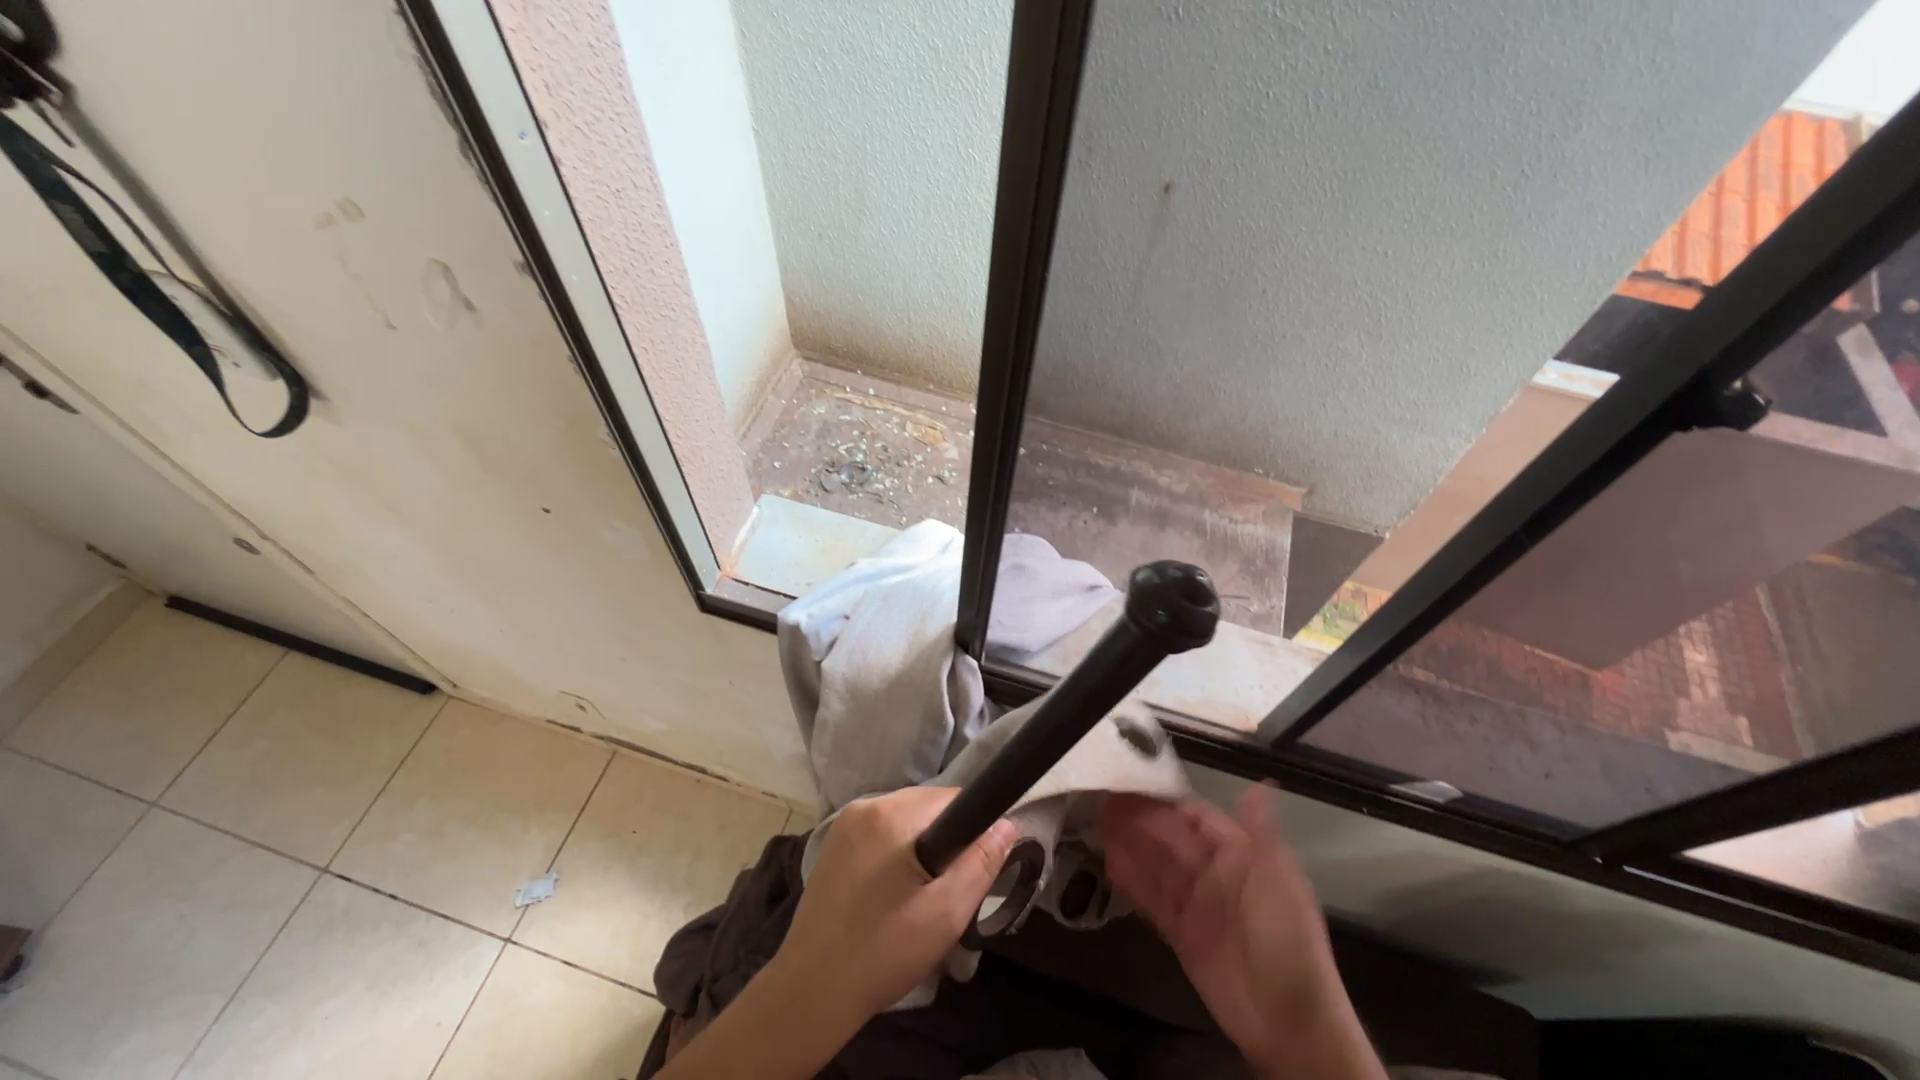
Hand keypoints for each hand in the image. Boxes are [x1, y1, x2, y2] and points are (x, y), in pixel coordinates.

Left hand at [774, 786, 1017, 1021]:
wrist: (811, 992)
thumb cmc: (883, 952)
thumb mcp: (946, 913)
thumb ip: (981, 863)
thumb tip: (1007, 824)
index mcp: (888, 814)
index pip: (953, 799)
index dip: (976, 830)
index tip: (978, 870)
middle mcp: (863, 808)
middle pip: (928, 809)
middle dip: (948, 843)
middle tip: (952, 893)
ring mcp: (843, 827)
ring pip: (905, 825)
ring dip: (924, 852)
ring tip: (925, 900)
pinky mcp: (834, 849)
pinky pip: (882, 838)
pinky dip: (898, 858)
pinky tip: (896, 898)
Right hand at [1100, 785, 1381, 1078]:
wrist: (1287, 1016)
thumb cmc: (1286, 936)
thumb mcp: (1279, 877)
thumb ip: (1260, 830)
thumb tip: (1262, 783)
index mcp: (1241, 855)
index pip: (1197, 818)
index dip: (1166, 802)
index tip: (1132, 784)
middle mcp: (1215, 875)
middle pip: (1170, 840)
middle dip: (1139, 820)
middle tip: (1102, 801)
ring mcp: (1196, 905)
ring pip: (1157, 867)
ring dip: (1129, 846)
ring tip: (1096, 825)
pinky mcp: (1180, 934)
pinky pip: (1152, 902)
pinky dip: (1132, 883)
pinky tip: (1109, 865)